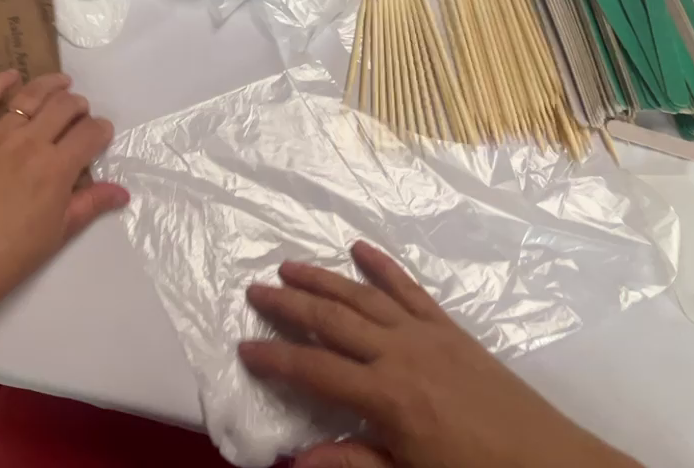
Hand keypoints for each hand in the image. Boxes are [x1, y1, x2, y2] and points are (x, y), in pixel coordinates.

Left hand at [0, 71, 129, 320]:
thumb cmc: (10, 256)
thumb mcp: (58, 233)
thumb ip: (90, 205)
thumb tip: (122, 191)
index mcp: (56, 169)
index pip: (89, 133)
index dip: (101, 130)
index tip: (102, 133)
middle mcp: (29, 143)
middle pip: (63, 107)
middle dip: (79, 106)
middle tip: (81, 114)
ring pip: (30, 96)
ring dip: (51, 86)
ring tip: (62, 83)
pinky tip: (11, 76)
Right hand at [238, 242, 642, 467]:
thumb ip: (355, 464)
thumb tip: (295, 458)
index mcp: (387, 397)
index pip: (315, 370)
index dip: (276, 358)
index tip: (244, 347)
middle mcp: (399, 354)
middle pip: (331, 319)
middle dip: (288, 304)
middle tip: (254, 290)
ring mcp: (426, 333)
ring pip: (361, 296)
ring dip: (322, 278)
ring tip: (288, 266)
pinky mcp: (450, 327)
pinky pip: (409, 289)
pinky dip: (382, 266)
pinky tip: (359, 248)